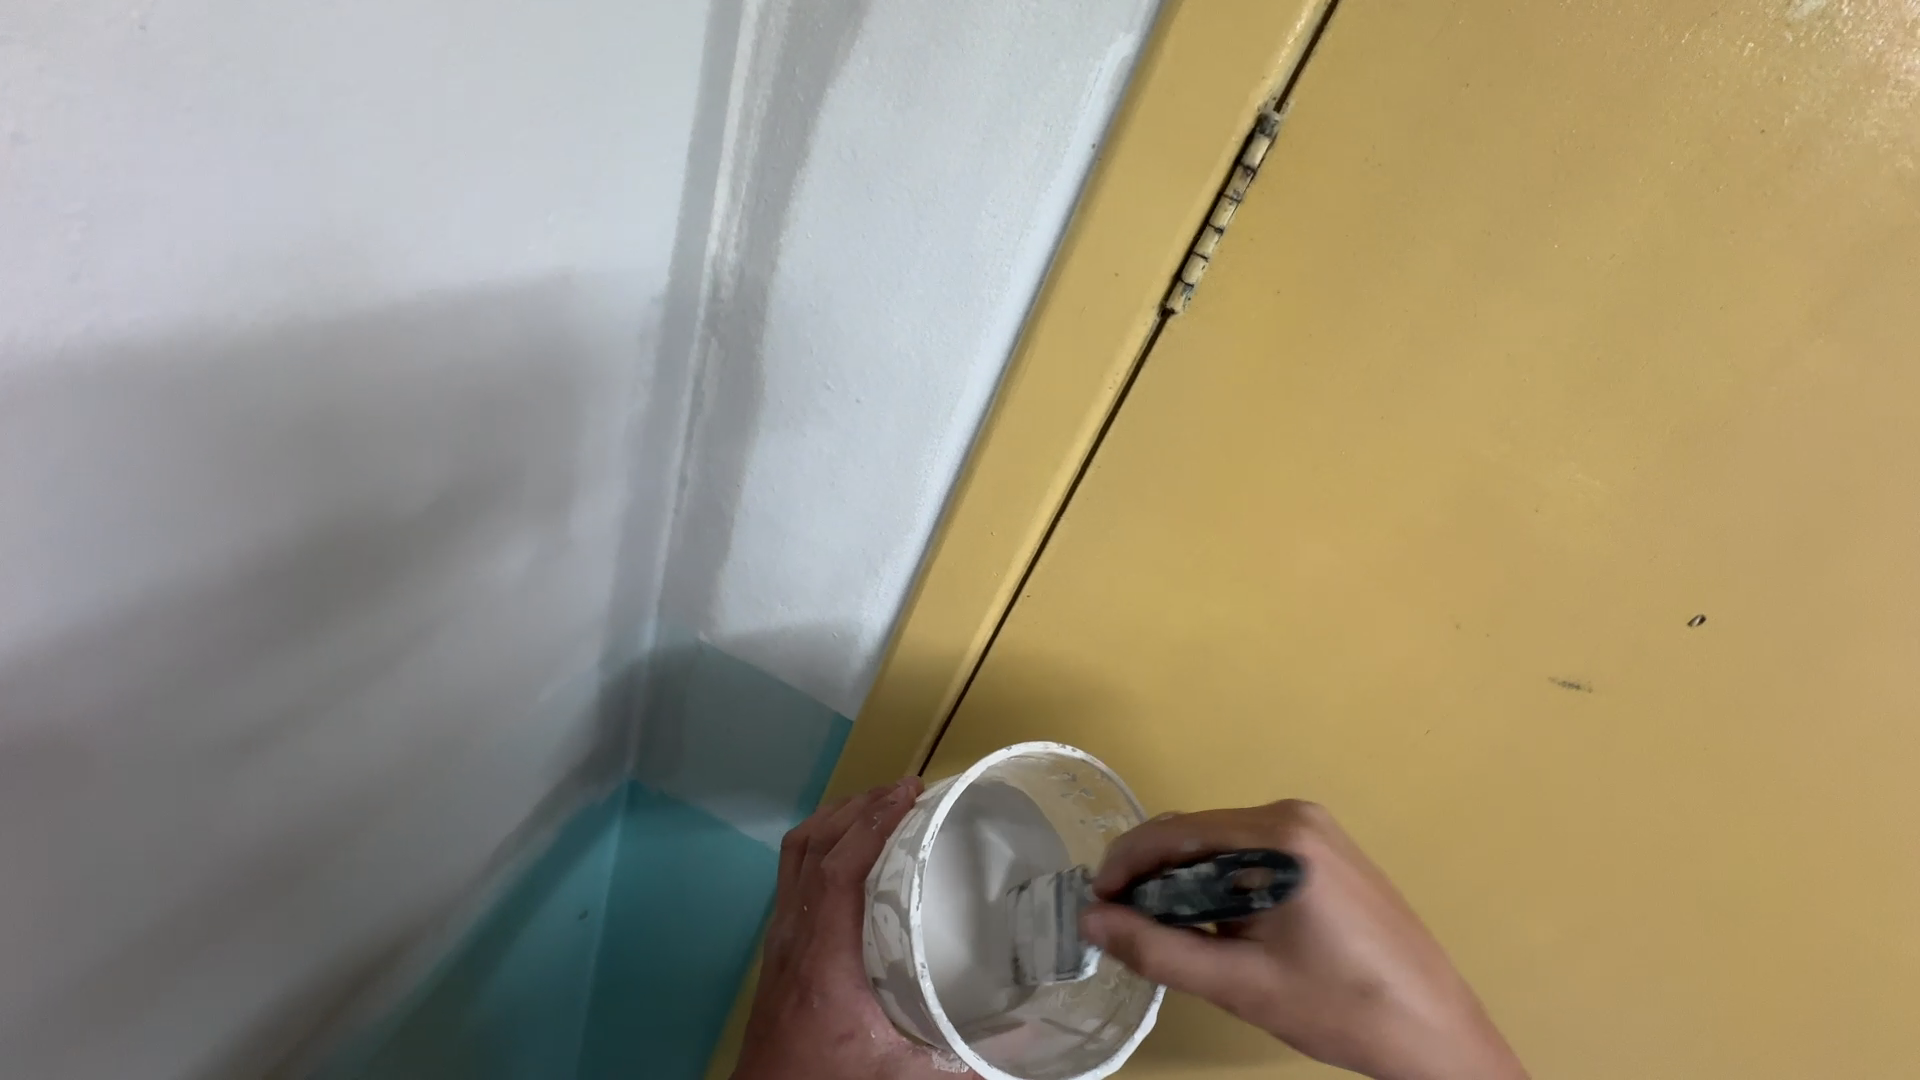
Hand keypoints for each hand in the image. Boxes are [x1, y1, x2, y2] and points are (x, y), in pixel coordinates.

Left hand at [734, 776, 978, 1079]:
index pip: (838, 868)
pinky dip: (820, 836)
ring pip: (798, 848)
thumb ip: (961, 1060)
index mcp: (823, 955)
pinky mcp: (778, 936)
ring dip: (837, 815)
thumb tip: (1027, 1038)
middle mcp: (795, 930)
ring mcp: (780, 930)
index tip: (909, 793)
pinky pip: (792, 866)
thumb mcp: (897, 1075)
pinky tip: (848, 840)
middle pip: (816, 844)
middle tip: (906, 790)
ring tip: (879, 802)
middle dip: (861, 806)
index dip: (872, 823)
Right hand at [1080, 801, 1526, 1079]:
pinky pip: (1247, 850)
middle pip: (1194, 833)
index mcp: (1276, 837)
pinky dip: (1218, 879)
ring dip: (1183, 880)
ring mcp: (1312, 826)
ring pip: (1217, 842)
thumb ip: (1156, 950)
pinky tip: (1219, 920)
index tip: (1096, 905)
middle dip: (1153, 876)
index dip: (1125, 864)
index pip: (1174, 832)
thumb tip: (1089, 921)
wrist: (1442, 1038)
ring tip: (1171, 930)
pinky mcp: (1324, 846)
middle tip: (1127, 925)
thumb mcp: (1240, 985)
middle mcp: (1291, 814)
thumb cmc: (1342, 1010)